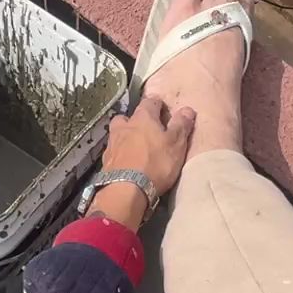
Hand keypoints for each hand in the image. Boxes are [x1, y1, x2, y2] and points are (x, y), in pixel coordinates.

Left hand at [91, 95, 195, 229]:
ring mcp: (112, 143)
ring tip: (137, 148)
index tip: (166, 112)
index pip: (151, 102)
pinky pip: (114, 151)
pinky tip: (127, 163)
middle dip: (137, 121)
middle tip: (149, 131)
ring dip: (126, 136)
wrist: (125, 190)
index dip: (159, 105)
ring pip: (118, 133)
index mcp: (143, 118)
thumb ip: (181, 126)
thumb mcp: (176, 144)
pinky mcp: (106, 161)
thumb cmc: (155, 164)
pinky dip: (120, 153)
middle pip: (129, 116)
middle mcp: (124, 126)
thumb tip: (187, 109)